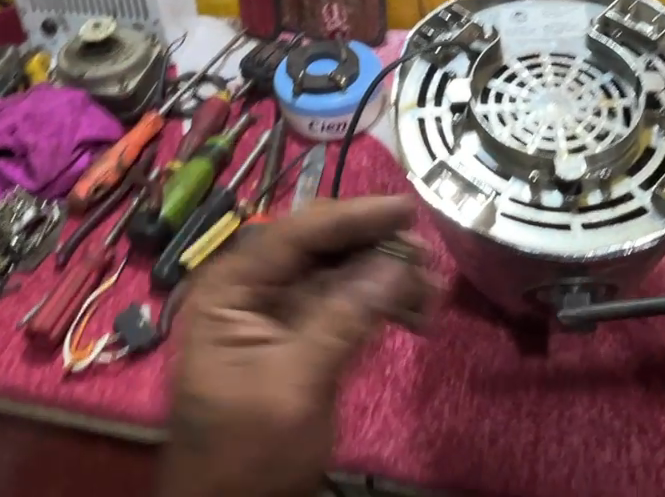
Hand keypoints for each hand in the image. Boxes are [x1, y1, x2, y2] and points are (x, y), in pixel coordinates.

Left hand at [157, 196, 432, 496]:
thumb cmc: (246, 456)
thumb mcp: (292, 386)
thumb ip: (342, 318)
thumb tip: (396, 262)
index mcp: (232, 287)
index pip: (297, 234)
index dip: (353, 216)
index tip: (405, 208)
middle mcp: (255, 288)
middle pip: (323, 247)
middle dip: (376, 246)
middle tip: (427, 251)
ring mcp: (281, 311)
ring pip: (343, 272)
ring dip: (388, 275)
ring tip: (432, 289)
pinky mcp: (307, 335)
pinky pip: (350, 303)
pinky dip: (384, 303)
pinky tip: (418, 312)